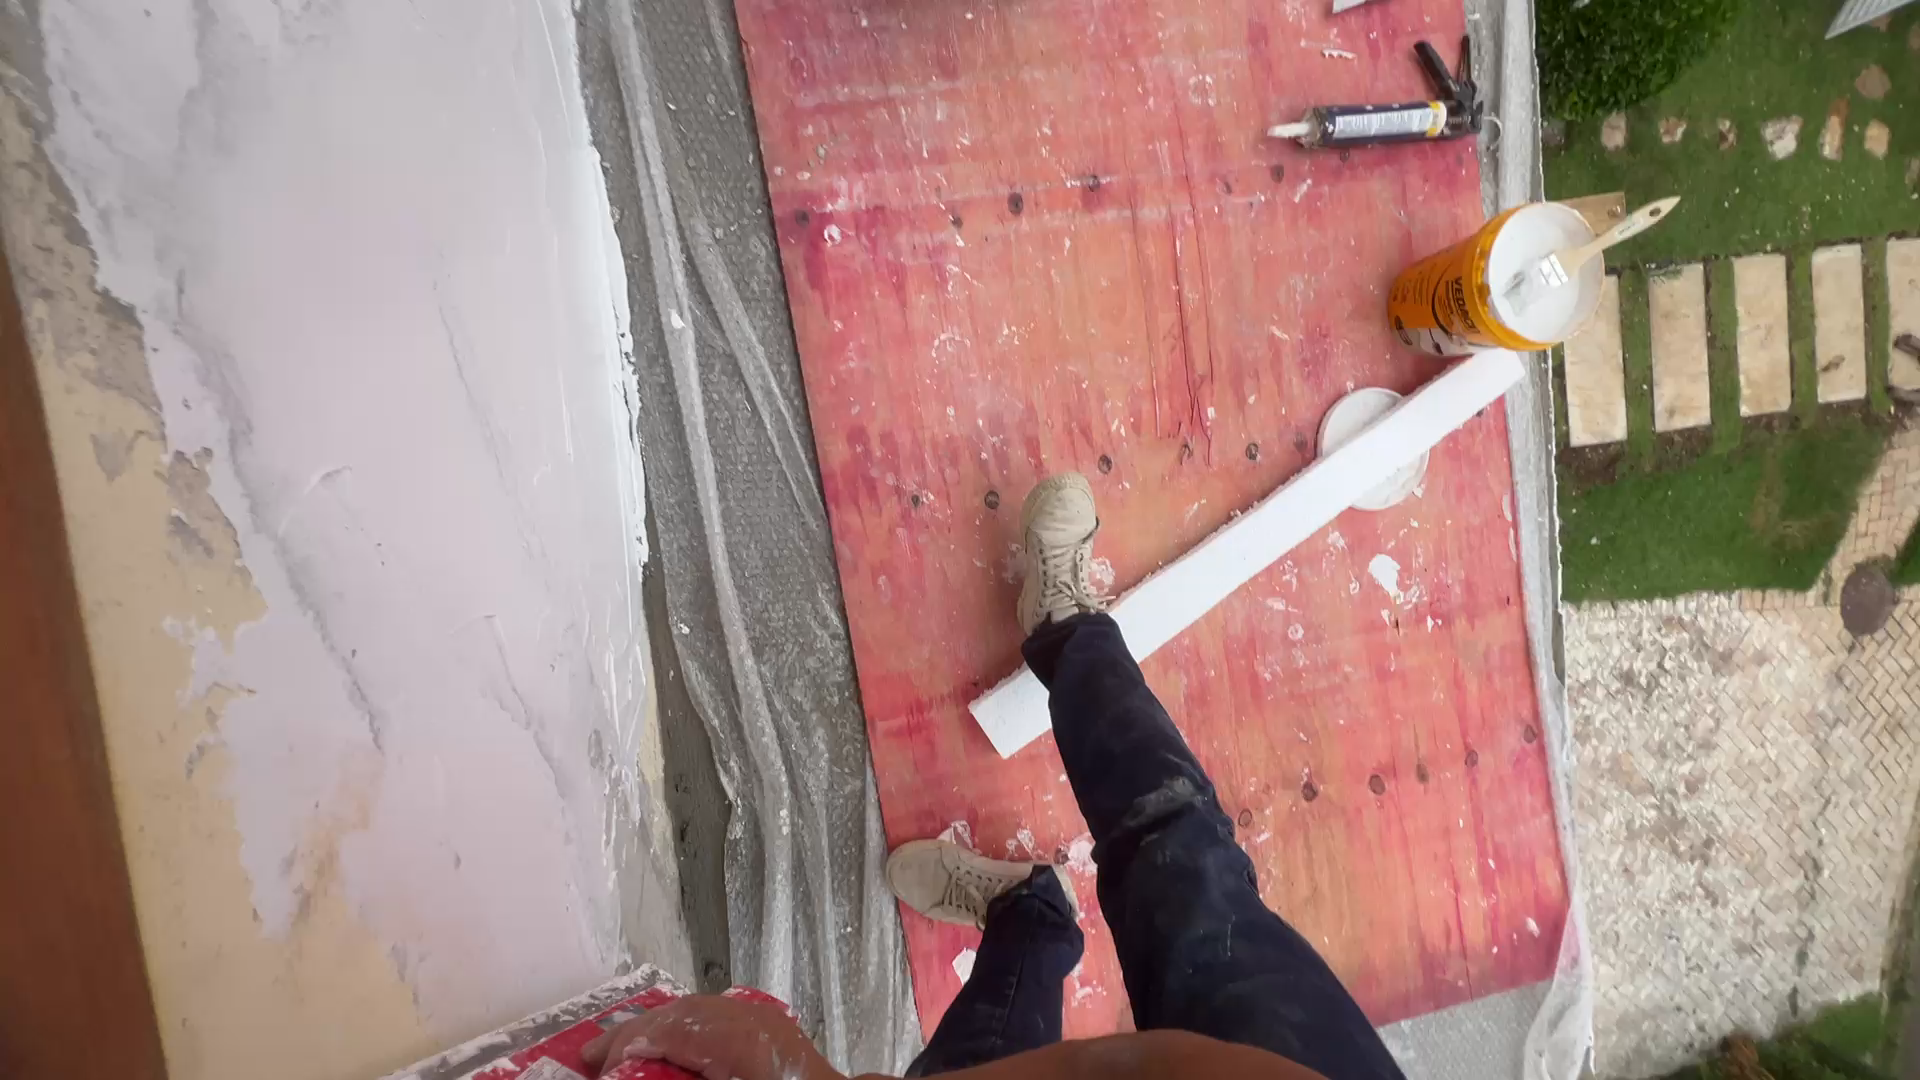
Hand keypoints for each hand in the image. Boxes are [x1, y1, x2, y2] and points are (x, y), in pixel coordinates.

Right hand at [580, 994, 845, 1079]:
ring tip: (621, 1049)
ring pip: (698, 1008)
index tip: (599, 1067)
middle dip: (635, 1030)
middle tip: (592, 1055)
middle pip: (682, 1012)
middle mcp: (750, 1018)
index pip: (674, 1027)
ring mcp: (762, 1016)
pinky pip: (717, 1013)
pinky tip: (666, 1042)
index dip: (631, 1042)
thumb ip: (678, 1073)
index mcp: (740, 1041)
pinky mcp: (767, 1023)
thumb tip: (639, 1066)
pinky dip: (686, 1025)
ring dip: (658, 1026)